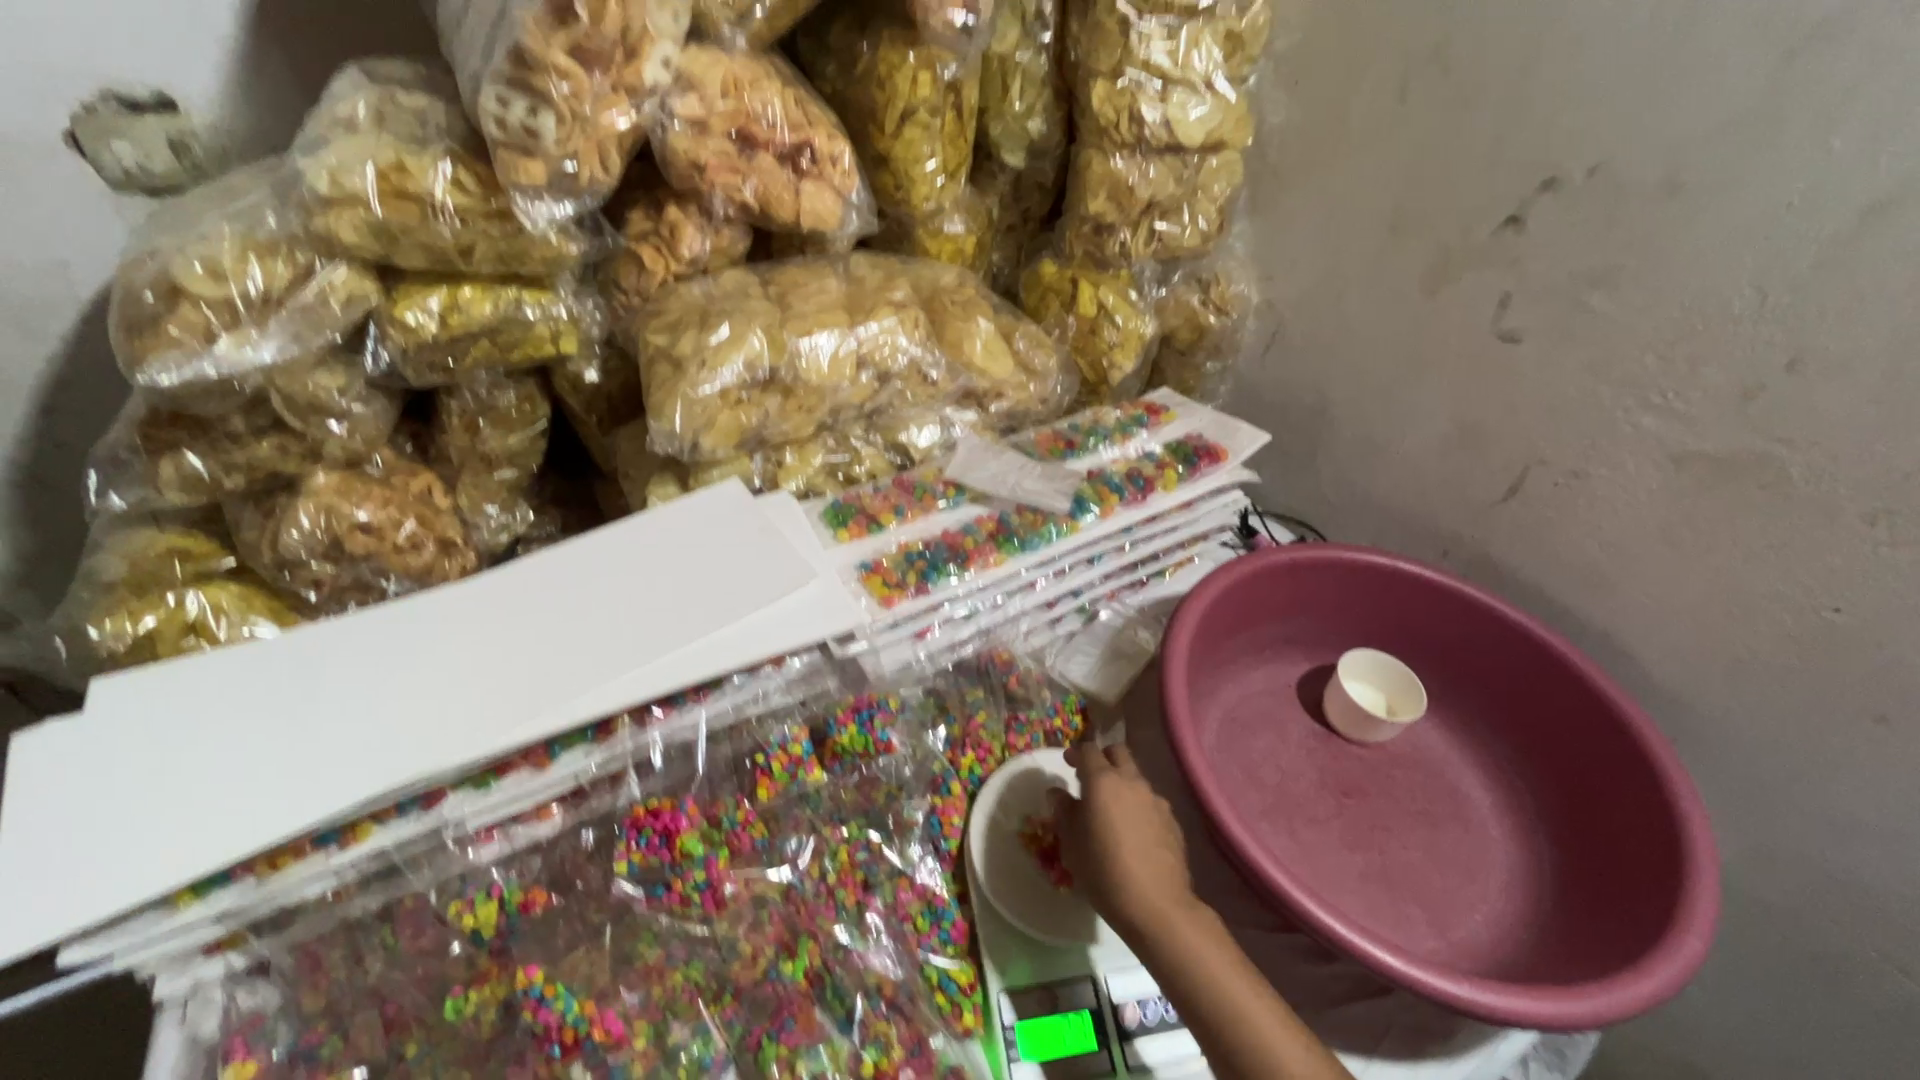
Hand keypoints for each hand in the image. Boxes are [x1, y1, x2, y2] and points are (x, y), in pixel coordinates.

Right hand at [1048, 740, 1198, 937]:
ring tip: (1110, 812)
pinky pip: (1150, 803)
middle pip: (1119, 753)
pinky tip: (1132, 833)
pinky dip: (1137, 807)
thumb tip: (1058, 793)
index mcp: (1103, 782)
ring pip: (1136, 778)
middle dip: (1103, 758)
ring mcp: (1157, 801)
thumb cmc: (1103, 871)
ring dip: (1122, 784)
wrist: (1156, 905)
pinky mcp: (1172, 822)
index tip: (1067, 763)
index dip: (1076, 753)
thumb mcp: (1071, 843)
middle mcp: (1132, 782)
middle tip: (1089, 779)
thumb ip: (1063, 811)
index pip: (1089, 751)